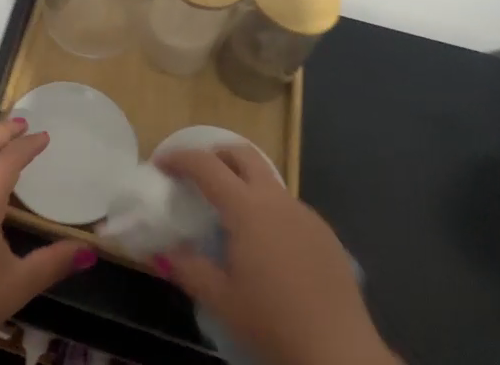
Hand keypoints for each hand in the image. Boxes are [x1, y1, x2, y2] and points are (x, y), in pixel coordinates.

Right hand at [156, 145, 399, 364]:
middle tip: (194, 175)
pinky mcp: (325, 232)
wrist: (338, 351)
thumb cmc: (272, 321)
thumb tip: (165, 250)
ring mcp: (305, 213)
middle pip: (242, 154)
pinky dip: (266, 208)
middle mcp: (276, 200)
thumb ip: (188, 267)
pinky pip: (288, 206)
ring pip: (267, 180)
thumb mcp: (220, 299)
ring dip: (242, 182)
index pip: (206, 166)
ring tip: (228, 216)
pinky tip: (265, 245)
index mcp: (247, 209)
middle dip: (215, 154)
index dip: (180, 158)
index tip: (161, 164)